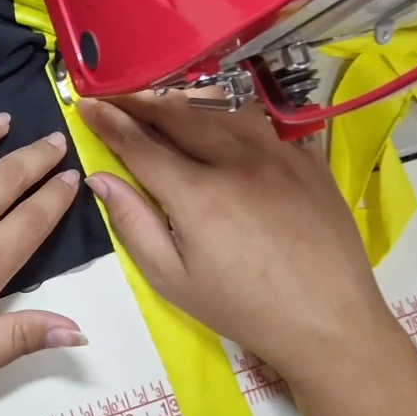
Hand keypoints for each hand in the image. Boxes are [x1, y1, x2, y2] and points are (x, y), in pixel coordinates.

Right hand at [79, 94, 400, 381]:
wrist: (329, 321)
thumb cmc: (242, 307)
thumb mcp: (172, 279)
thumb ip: (133, 223)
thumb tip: (100, 179)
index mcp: (197, 194)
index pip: (140, 143)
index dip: (109, 121)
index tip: (86, 104)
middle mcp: (236, 161)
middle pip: (177, 114)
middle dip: (140, 100)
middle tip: (116, 94)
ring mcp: (277, 154)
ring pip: (221, 107)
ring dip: (184, 100)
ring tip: (163, 100)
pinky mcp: (307, 159)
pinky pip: (261, 122)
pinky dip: (230, 113)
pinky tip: (220, 119)